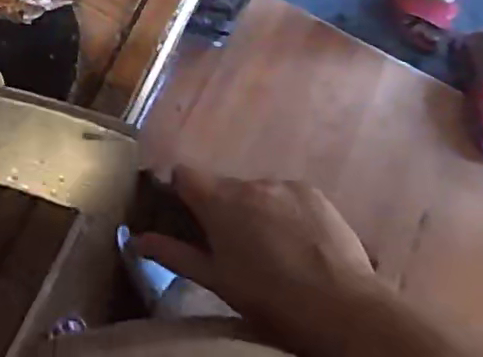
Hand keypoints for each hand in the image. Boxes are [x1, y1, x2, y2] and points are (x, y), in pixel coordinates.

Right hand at [131, 166, 380, 349]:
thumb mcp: (218, 282)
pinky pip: (286, 195)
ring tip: (273, 251)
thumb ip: (175, 254)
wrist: (345, 309)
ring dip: (255, 212)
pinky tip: (300, 244)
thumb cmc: (272, 299)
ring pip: (256, 192)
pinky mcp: (311, 191)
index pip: (183, 173)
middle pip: (222, 186)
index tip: (185, 214)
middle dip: (223, 209)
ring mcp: (281, 184)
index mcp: (217, 200)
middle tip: (235, 248)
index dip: (180, 191)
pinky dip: (285, 212)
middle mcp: (246, 182)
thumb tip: (137, 238)